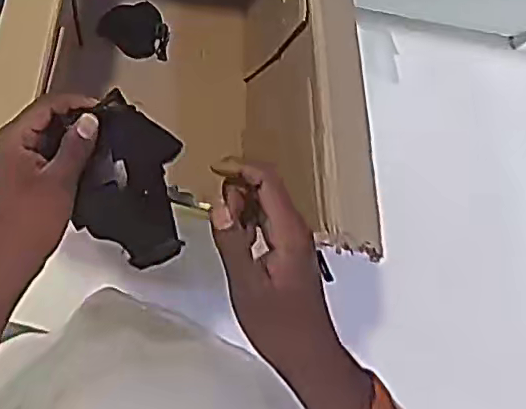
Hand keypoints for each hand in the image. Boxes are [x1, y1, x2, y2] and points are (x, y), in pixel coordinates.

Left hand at [0, 93, 100, 287]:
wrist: (12, 258)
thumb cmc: (27, 223)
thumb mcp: (59, 180)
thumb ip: (75, 147)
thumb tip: (89, 120)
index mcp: (14, 137)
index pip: (46, 105)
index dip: (74, 103)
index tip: (99, 108)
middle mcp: (13, 142)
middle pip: (47, 117)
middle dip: (75, 118)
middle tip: (103, 123)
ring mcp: (19, 157)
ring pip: (49, 134)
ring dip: (72, 136)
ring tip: (99, 139)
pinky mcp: (26, 172)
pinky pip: (49, 151)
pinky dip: (67, 152)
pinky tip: (86, 159)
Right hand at [211, 159, 372, 408]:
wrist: (310, 359)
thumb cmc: (283, 329)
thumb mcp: (246, 285)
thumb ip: (231, 241)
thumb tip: (219, 207)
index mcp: (289, 232)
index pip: (267, 178)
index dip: (239, 167)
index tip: (215, 169)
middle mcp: (296, 230)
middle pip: (265, 184)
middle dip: (236, 190)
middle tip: (222, 216)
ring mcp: (294, 238)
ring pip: (265, 199)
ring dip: (241, 205)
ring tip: (230, 233)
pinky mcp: (290, 247)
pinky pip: (266, 216)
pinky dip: (247, 218)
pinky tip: (239, 241)